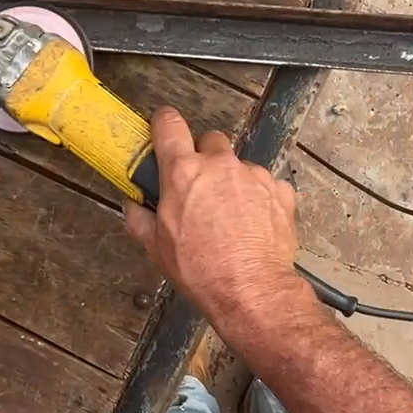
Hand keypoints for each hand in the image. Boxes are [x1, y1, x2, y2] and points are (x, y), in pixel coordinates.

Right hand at [124, 108, 310, 327]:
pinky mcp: (280, 191)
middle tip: (200, 187)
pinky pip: (266, 184)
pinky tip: (254, 224)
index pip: (169, 126)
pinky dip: (260, 198)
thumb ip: (140, 220)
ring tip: (230, 216)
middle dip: (204, 158)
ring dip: (233, 181)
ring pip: (240, 165)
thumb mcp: (156, 248)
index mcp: (183, 173)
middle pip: (210, 141)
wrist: (251, 289)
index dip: (164, 123)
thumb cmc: (202, 270)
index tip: (164, 125)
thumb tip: (133, 208)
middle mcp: (220, 166)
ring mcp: (253, 176)